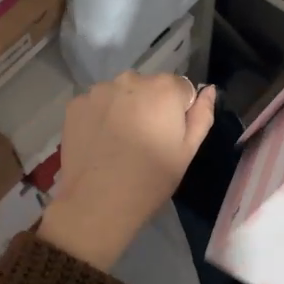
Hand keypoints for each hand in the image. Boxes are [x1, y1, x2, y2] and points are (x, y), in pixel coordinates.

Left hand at [37, 72, 215, 271]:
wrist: (98, 203)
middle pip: (149, 86)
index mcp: (164, 89)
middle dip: (151, 105)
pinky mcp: (75, 104)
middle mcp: (130, 79)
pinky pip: (97, 103)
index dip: (179, 112)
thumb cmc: (151, 180)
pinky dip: (101, 116)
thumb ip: (202, 115)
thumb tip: (209, 90)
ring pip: (121, 93)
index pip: (181, 88)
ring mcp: (99, 90)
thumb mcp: (187, 152)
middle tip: (145, 140)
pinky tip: (100, 141)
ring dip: (125, 108)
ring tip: (120, 142)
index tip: (169, 136)